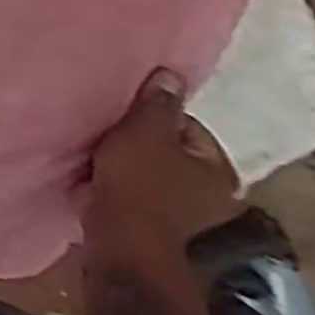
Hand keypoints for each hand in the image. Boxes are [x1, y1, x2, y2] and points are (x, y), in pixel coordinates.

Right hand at [87, 69, 241, 246]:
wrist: (120, 239)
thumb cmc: (139, 181)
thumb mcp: (146, 130)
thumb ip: (158, 102)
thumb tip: (173, 75)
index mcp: (219, 170)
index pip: (187, 125)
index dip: (153, 116)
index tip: (125, 116)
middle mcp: (211, 195)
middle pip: (167, 149)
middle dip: (138, 140)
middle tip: (110, 131)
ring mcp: (182, 215)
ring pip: (148, 171)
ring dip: (124, 161)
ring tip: (98, 151)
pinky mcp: (152, 226)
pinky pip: (133, 190)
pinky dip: (116, 181)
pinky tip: (95, 174)